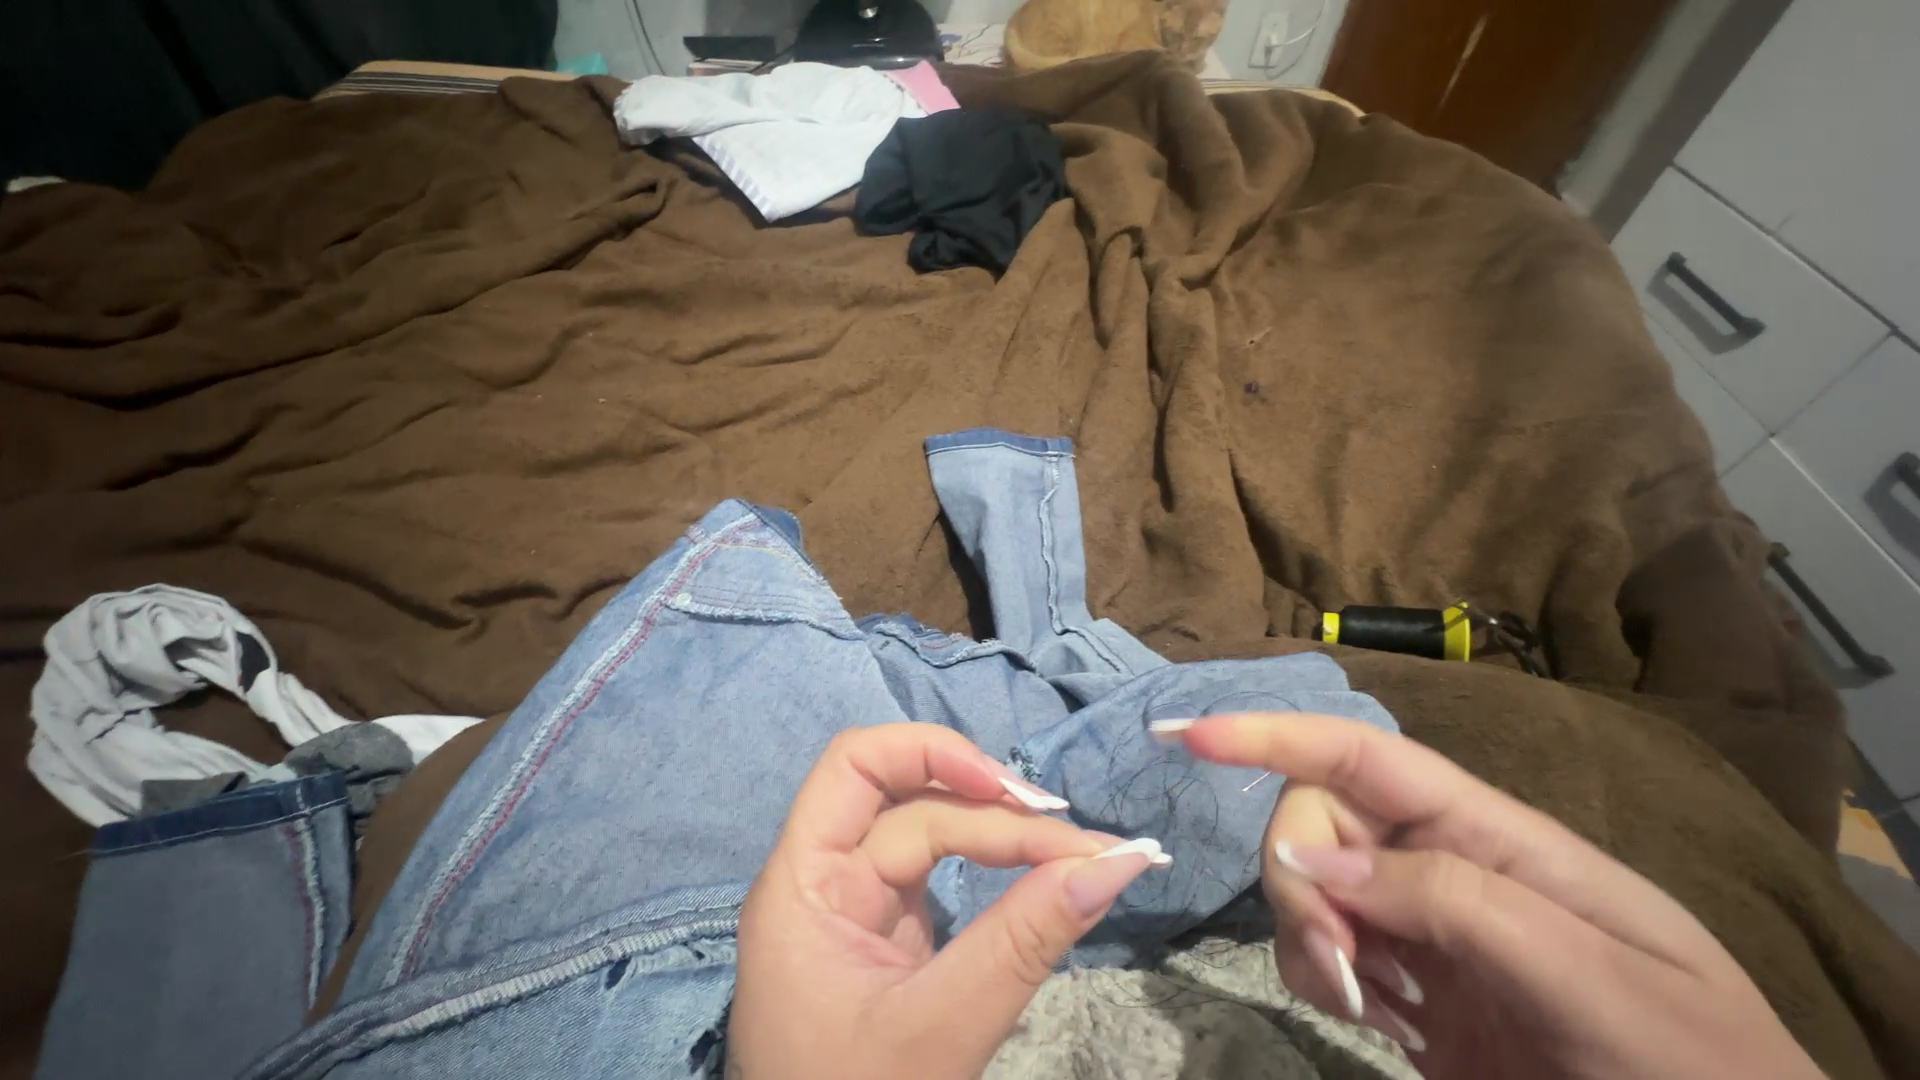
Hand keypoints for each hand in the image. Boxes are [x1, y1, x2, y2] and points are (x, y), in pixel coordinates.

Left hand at [727, 724, 1161, 1079]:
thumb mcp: (941, 1031)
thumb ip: (1024, 942)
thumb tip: (1116, 864)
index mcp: (801, 884)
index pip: (856, 766)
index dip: (932, 753)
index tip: (1013, 793)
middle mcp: (822, 876)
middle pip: (908, 800)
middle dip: (993, 809)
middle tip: (1079, 844)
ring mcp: (856, 902)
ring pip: (929, 831)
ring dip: (1002, 834)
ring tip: (1076, 854)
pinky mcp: (887, 929)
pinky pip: (938, 871)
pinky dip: (992, 866)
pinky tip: (1037, 874)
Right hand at [1156, 712, 1824, 1079]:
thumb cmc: (1699, 1072)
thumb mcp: (1600, 984)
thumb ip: (1455, 903)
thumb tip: (1310, 852)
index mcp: (1492, 833)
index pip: (1362, 756)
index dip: (1273, 734)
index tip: (1192, 735)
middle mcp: (1438, 859)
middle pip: (1314, 819)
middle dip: (1299, 883)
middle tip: (1344, 970)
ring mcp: (1414, 920)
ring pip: (1303, 882)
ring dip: (1311, 939)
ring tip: (1381, 1012)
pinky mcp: (1398, 978)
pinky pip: (1317, 947)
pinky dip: (1322, 980)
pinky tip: (1384, 1025)